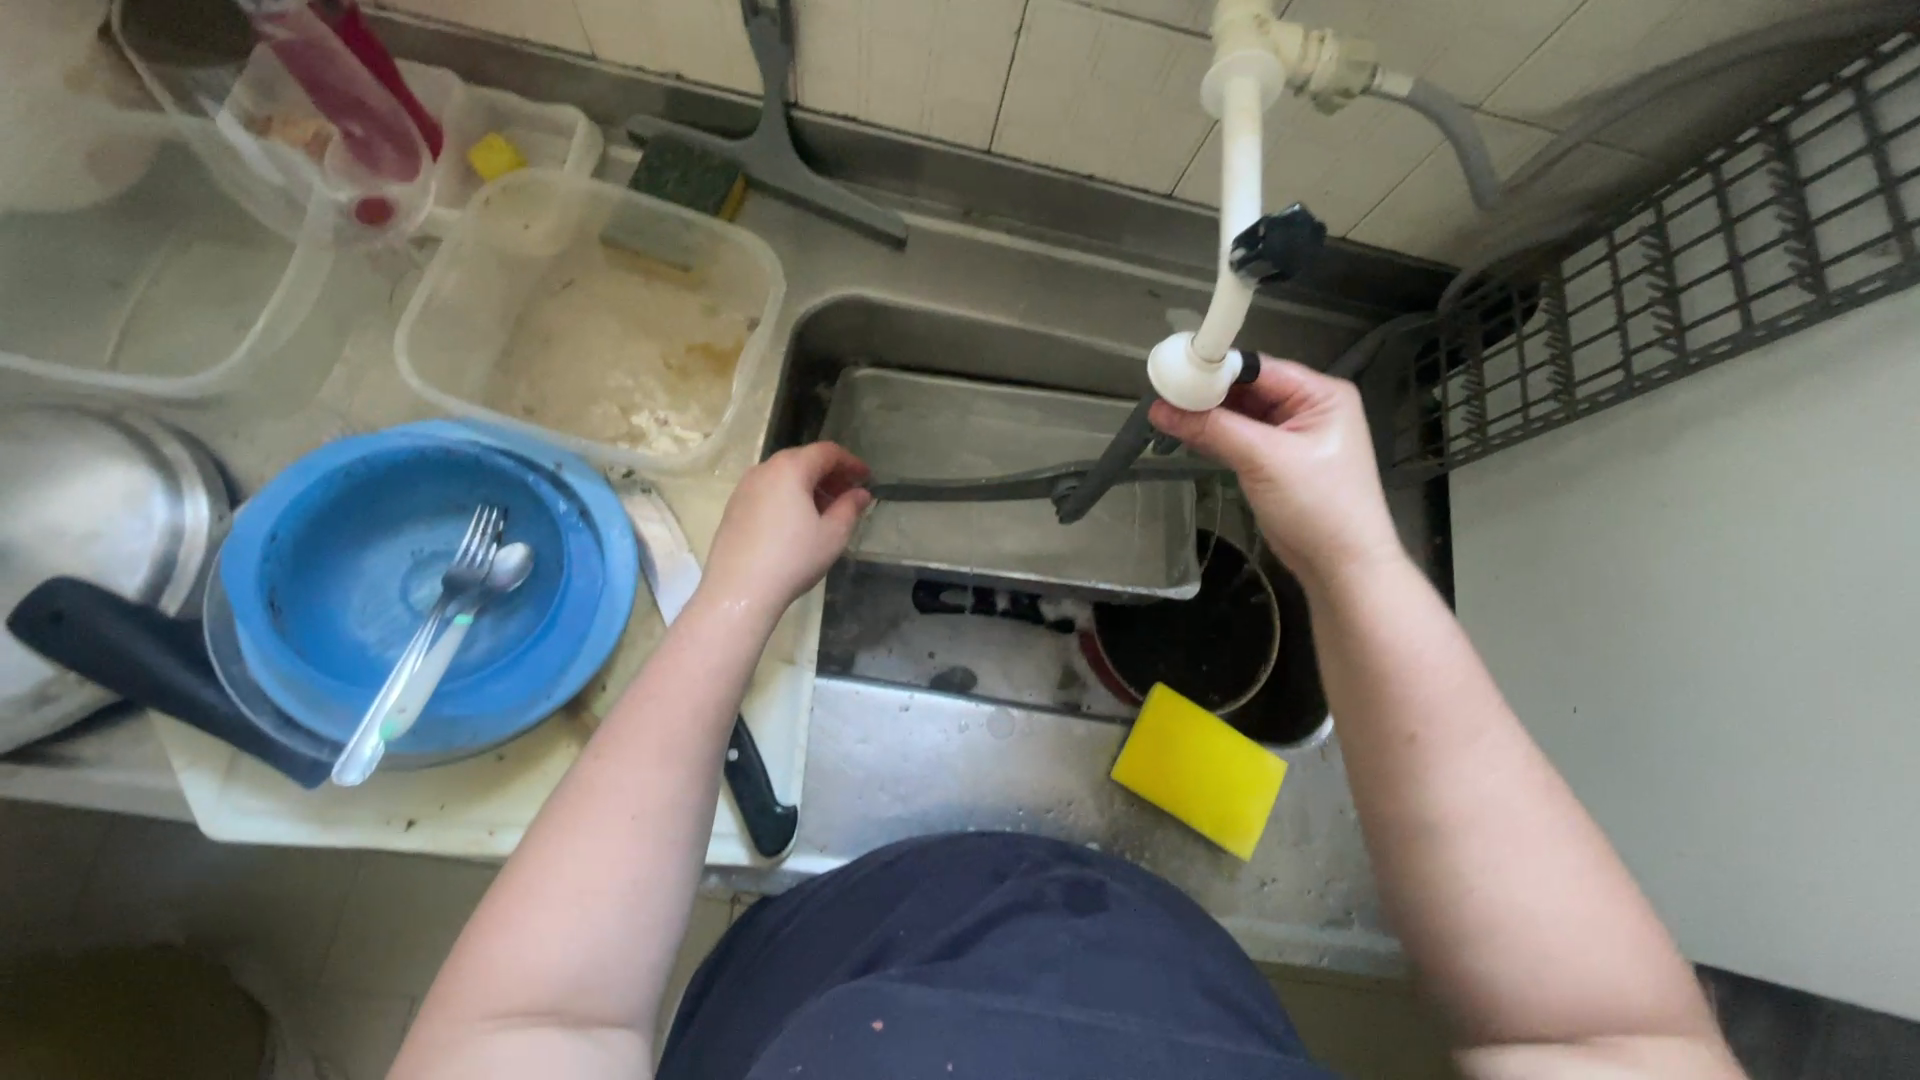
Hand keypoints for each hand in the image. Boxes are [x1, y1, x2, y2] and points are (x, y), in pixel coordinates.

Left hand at [702, 443, 871, 615]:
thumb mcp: (833, 535)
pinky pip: (768, 491)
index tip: (866, 478)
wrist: (739, 590)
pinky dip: (787, 496)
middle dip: (829, 473)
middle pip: (803, 459)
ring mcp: (744, 488)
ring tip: (824, 511)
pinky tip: (796, 523)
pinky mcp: (733, 507)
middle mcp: (764, 470)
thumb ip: (850, 508)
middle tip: (848, 494)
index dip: (851, 462)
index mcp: (791, 469)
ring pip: (783, 476)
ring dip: (808, 486)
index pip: (827, 452)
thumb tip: (860, 493)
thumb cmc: (793, 558)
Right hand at [1150, 358, 1404, 592]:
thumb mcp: (1264, 460)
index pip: (1260, 369)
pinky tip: (1183, 435)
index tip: (1173, 371)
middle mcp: (1308, 409)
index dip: (1217, 368)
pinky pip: (1239, 440)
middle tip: (1162, 394)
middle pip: (1248, 390)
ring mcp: (1292, 438)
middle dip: (1207, 394)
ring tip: (1164, 413)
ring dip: (1207, 417)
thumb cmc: (1317, 505)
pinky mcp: (1276, 463)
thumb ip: (1212, 429)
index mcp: (1321, 395)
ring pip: (1241, 416)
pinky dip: (1214, 438)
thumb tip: (1159, 409)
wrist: (1342, 566)